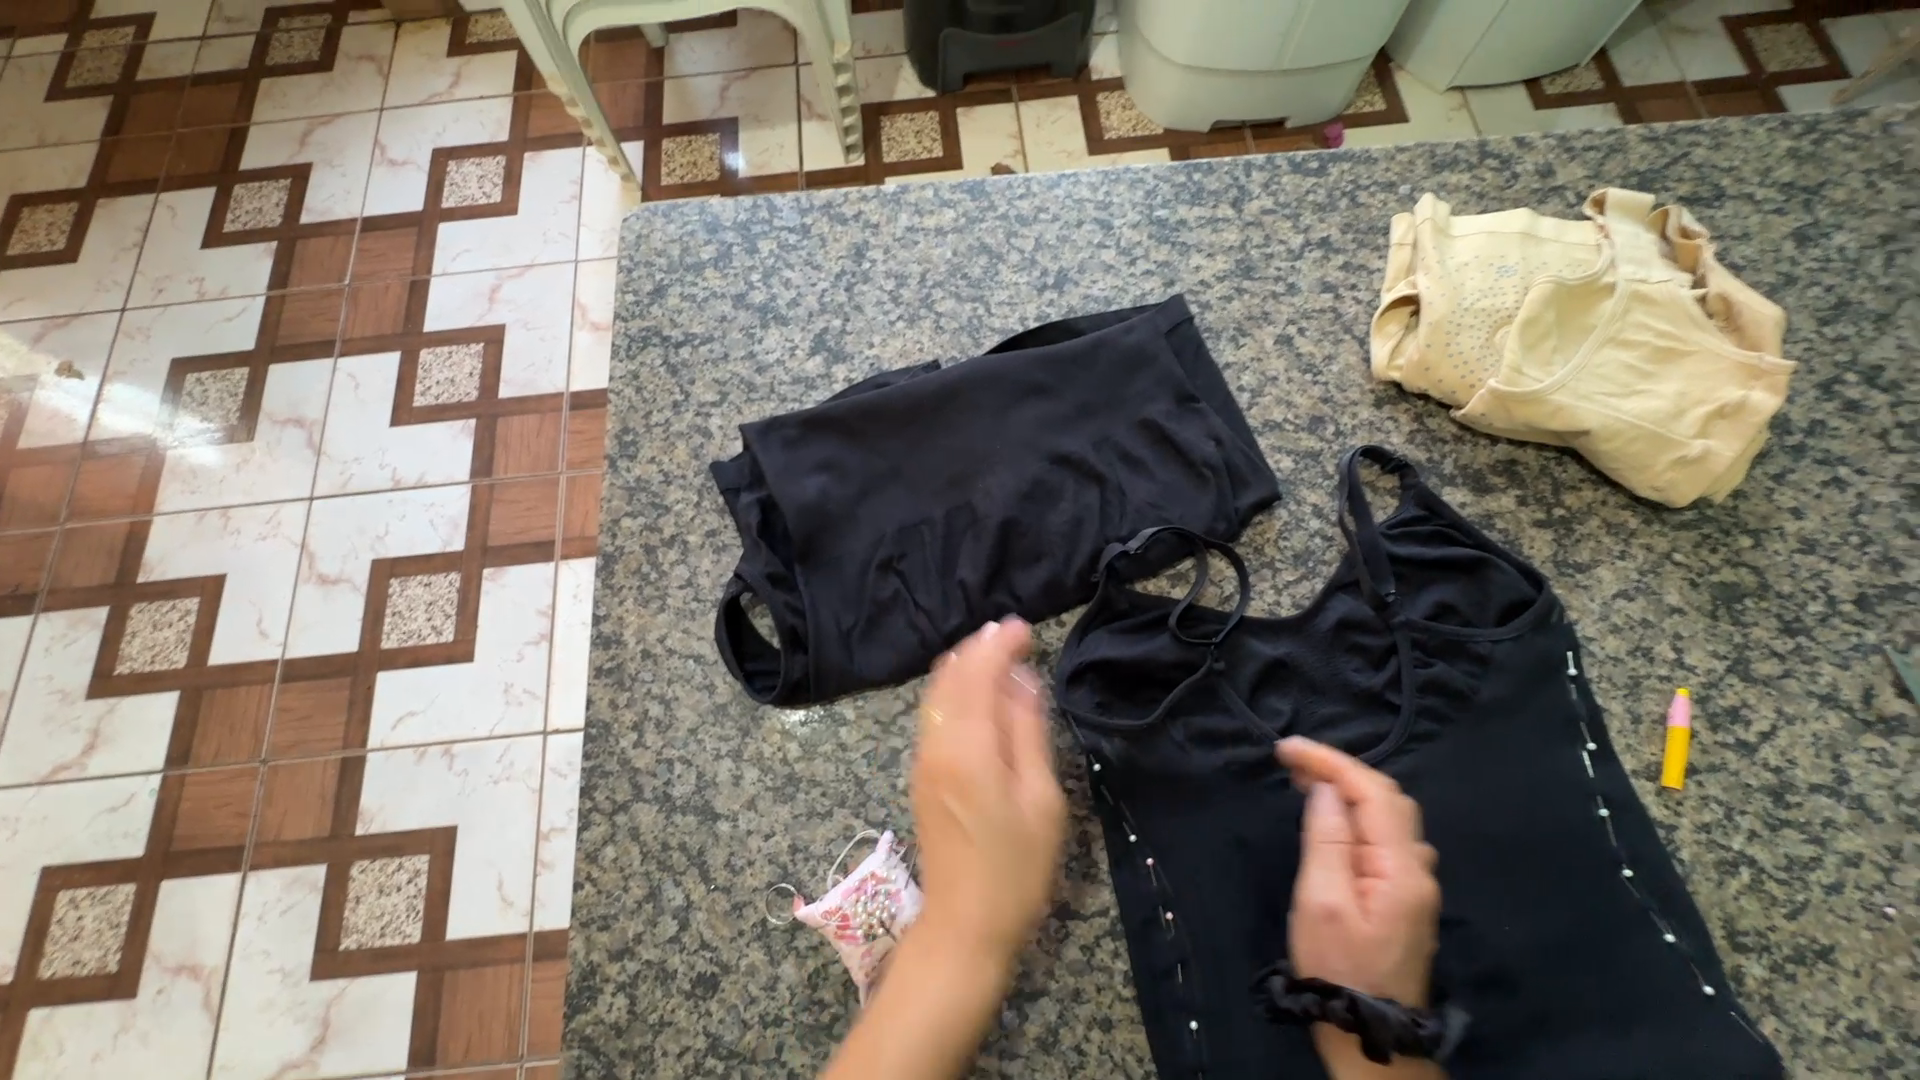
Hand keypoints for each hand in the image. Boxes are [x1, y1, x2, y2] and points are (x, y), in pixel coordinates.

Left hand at [910, 618, 1067, 963]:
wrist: (964, 924)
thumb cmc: (1015, 868)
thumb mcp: (1040, 799)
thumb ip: (1028, 732)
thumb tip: (1023, 680)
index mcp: (967, 747)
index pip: (977, 673)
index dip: (999, 644)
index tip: (1024, 628)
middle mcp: (935, 744)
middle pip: (950, 676)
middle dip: (979, 647)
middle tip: (1013, 634)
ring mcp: (922, 760)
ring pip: (937, 694)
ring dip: (964, 666)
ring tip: (998, 654)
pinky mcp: (921, 774)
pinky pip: (933, 715)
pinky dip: (954, 690)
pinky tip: (978, 693)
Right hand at [1277, 736, 1440, 1007]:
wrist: (1370, 1033)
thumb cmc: (1338, 966)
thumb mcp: (1321, 902)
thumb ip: (1327, 840)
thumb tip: (1326, 790)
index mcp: (1401, 867)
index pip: (1371, 792)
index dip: (1329, 761)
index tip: (1285, 748)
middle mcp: (1417, 868)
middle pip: (1386, 798)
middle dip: (1339, 769)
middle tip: (1290, 761)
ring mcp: (1414, 883)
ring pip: (1388, 815)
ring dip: (1348, 788)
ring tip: (1304, 780)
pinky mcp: (1403, 896)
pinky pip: (1383, 836)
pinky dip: (1356, 812)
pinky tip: (1331, 815)